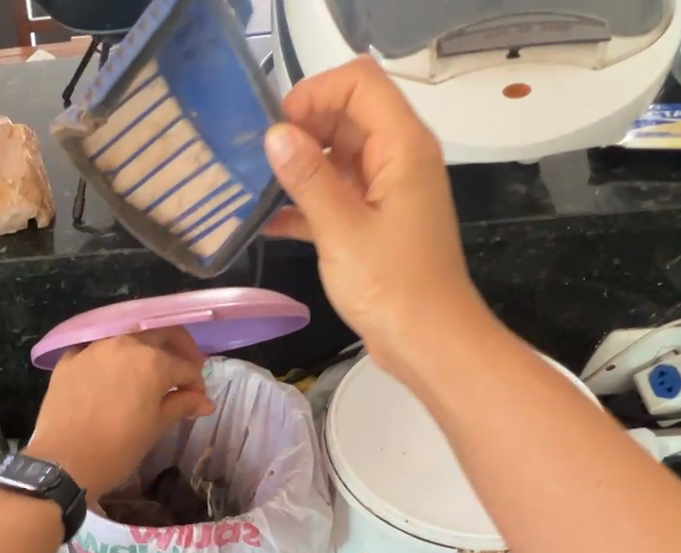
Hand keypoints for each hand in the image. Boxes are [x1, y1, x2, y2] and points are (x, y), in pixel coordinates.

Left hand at [25, 328, 214, 499]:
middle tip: (183, 374)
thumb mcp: (155, 428)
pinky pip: (97, 354)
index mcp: (152, 361)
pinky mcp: (69, 360)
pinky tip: (111, 381)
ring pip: (126, 341)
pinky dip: (111, 363)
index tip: (197, 400)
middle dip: (178, 351)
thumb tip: (205, 401)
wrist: (62, 463)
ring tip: (146, 378)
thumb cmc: (116, 450)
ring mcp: (93, 349)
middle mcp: (123, 345)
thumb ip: (180, 406)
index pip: (185, 365)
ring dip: (142, 354)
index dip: (196, 383)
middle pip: (160, 336)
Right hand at [263, 57, 500, 376]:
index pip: (357, 84)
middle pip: (345, 116)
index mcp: (401, 146)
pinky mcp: (374, 223)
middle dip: (300, 130)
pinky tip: (267, 222)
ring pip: (336, 158)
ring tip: (253, 188)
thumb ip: (308, 179)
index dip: (312, 94)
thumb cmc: (392, 286)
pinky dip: (305, 204)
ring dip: (298, 169)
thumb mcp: (342, 230)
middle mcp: (397, 158)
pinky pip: (335, 197)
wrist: (428, 340)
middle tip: (255, 161)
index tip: (274, 131)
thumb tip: (274, 136)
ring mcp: (386, 191)